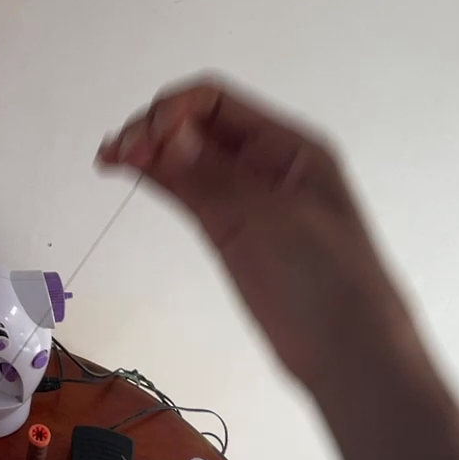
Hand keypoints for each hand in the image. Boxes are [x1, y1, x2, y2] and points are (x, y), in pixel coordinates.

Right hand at [97, 73, 419, 387]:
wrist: (351, 357)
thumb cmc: (327, 281)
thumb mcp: (269, 220)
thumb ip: (211, 176)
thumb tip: (161, 132)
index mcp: (287, 146)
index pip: (215, 102)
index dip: (172, 111)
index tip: (140, 140)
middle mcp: (261, 160)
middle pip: (194, 124)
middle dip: (152, 128)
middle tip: (116, 154)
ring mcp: (241, 193)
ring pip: (182, 155)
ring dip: (145, 149)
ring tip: (107, 159)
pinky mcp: (224, 224)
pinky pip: (182, 186)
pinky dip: (153, 175)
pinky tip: (125, 170)